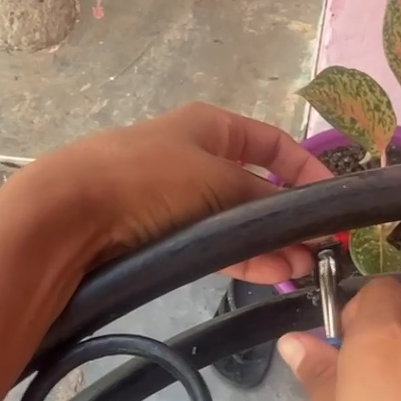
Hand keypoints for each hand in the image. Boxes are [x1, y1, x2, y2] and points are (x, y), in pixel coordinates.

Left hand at [6, 103, 332, 282]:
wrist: (69, 214)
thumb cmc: (149, 178)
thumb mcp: (220, 179)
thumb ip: (267, 201)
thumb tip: (305, 223)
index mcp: (208, 127)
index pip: (270, 142)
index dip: (305, 168)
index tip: (331, 200)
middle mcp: (194, 159)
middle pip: (254, 188)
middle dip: (287, 217)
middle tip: (318, 249)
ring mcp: (175, 201)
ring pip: (234, 223)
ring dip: (269, 245)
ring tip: (302, 269)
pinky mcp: (160, 239)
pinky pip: (211, 246)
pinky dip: (242, 258)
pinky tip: (272, 273)